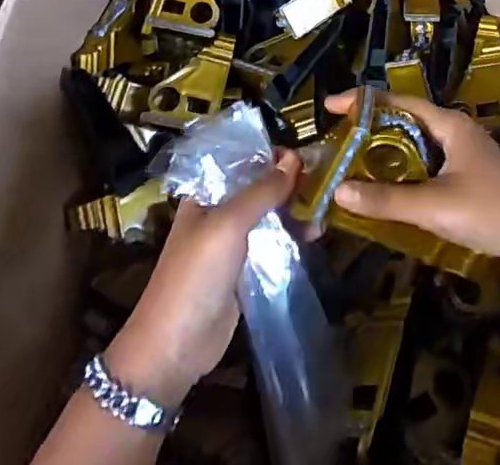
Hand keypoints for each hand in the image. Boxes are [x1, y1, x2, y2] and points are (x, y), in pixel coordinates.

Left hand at [103, 148, 301, 407]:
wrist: (175, 346)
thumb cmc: (196, 274)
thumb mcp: (228, 224)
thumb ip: (261, 192)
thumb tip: (294, 159)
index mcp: (206, 193)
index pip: (241, 161)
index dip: (271, 155)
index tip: (305, 154)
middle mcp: (219, 212)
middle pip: (258, 187)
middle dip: (288, 182)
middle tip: (324, 180)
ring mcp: (232, 242)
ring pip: (269, 215)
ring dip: (294, 209)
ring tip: (324, 207)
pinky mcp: (245, 270)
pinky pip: (273, 243)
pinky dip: (293, 236)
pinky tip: (315, 233)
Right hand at [325, 90, 499, 273]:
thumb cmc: (491, 209)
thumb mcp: (434, 205)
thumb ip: (387, 199)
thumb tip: (340, 191)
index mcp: (448, 124)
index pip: (397, 101)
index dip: (363, 101)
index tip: (332, 107)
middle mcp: (455, 132)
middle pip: (405, 120)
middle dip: (372, 128)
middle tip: (340, 140)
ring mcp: (465, 155)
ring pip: (416, 145)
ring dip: (387, 152)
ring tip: (356, 164)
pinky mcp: (470, 179)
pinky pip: (427, 165)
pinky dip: (404, 171)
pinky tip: (390, 190)